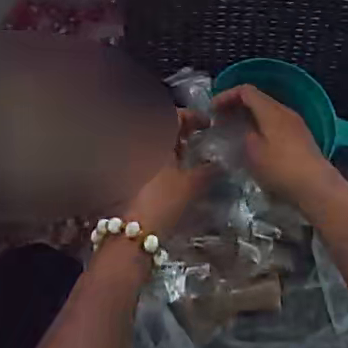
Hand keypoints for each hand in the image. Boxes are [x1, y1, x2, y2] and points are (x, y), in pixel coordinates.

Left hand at [120, 110, 216, 233]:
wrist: (130, 231)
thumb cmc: (161, 199)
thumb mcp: (191, 184)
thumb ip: (208, 170)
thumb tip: (220, 162)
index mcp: (155, 136)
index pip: (175, 115)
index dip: (193, 116)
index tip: (208, 124)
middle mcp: (141, 143)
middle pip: (162, 128)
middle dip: (181, 131)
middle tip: (198, 138)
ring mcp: (132, 160)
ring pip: (153, 145)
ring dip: (170, 146)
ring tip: (188, 157)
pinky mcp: (127, 177)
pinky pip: (146, 159)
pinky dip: (161, 160)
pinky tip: (172, 173)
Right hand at [212, 85, 342, 206]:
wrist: (317, 187)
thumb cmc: (281, 168)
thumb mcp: (253, 153)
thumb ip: (245, 135)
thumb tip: (246, 130)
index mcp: (271, 110)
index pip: (245, 91)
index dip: (226, 96)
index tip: (212, 111)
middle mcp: (285, 111)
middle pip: (258, 98)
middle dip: (236, 105)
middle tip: (221, 120)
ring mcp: (296, 123)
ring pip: (268, 111)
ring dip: (250, 116)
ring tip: (235, 130)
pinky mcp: (302, 137)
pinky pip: (276, 122)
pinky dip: (261, 125)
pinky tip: (256, 142)